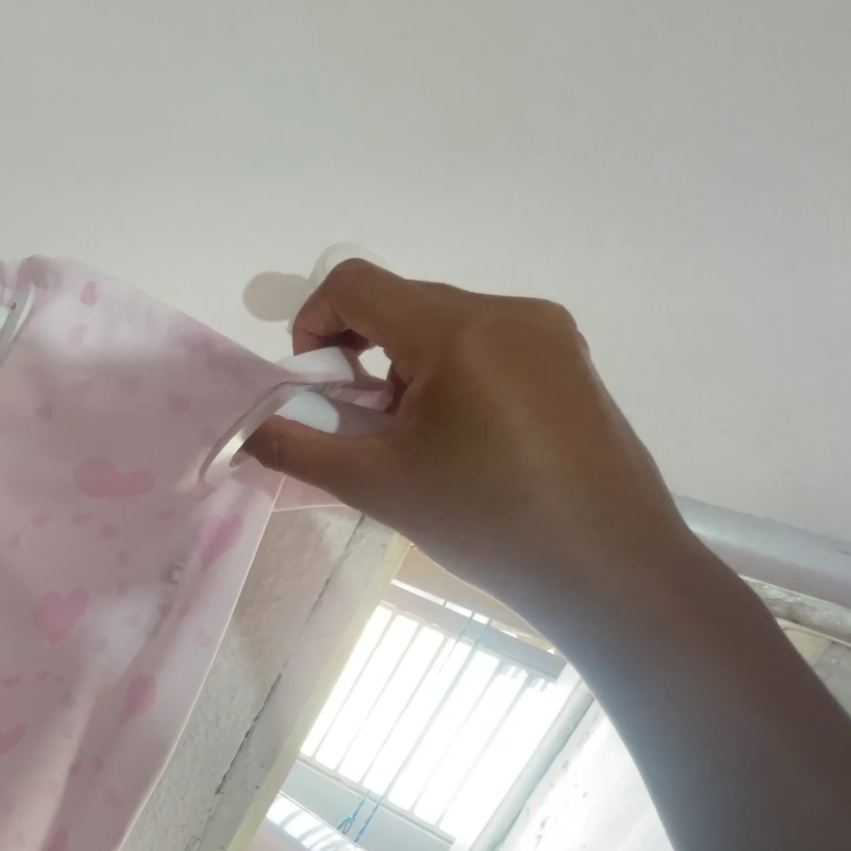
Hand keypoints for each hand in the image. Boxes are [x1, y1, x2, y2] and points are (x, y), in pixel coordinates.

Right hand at [246, 259, 695, 622]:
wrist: (609, 566)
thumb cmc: (484, 521)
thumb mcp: (371, 485)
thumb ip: (293, 447)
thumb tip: (242, 430)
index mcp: (457, 333)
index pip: (355, 283)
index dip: (311, 322)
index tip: (313, 384)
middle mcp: (507, 312)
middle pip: (395, 303)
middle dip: (353, 353)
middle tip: (353, 421)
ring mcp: (545, 332)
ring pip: (435, 322)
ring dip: (395, 366)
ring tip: (404, 436)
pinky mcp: (564, 358)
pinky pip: (478, 340)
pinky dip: (438, 372)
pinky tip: (451, 435)